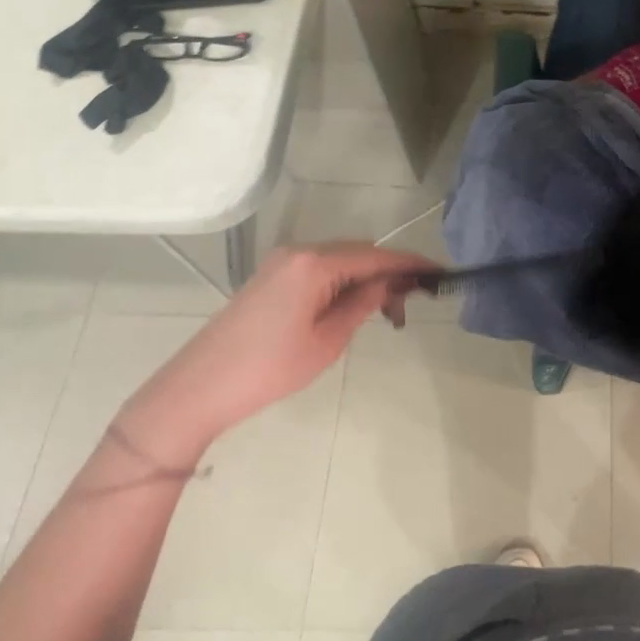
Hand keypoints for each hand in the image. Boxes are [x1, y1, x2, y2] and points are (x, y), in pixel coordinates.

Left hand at [120, 242, 436, 454]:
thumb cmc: (269, 368)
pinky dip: (342, 283)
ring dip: (365, 279)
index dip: (409, 263)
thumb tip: (389, 284)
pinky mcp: (270, 278)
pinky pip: (319, 270)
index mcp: (314, 264)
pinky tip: (350, 309)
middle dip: (388, 273)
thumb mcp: (328, 340)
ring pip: (339, 260)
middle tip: (408, 308)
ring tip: (383, 314)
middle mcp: (298, 252)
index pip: (375, 256)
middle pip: (358, 252)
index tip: (440, 273)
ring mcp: (281, 263)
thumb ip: (363, 305)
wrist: (200, 388)